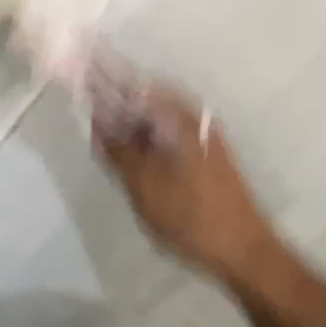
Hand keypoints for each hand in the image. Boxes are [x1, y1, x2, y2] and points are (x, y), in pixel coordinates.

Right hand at [92, 84, 282, 284]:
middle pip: (147, 96)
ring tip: (105, 128)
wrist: (245, 251)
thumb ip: (117, 150)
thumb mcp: (143, 186)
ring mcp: (204, 135)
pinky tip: (132, 149)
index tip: (81, 75)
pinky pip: (169, 131)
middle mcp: (193, 117)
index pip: (133, 85)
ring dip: (132, 117)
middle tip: (89, 103)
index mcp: (178, 117)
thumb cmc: (190, 217)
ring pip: (158, 115)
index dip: (105, 79)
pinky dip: (148, 133)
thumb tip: (97, 119)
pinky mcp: (208, 153)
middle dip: (117, 97)